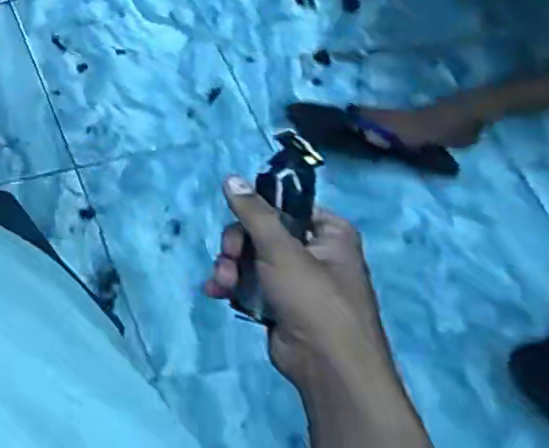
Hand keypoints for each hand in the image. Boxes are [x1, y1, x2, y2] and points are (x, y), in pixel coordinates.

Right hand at [202, 176, 394, 389]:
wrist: (329, 371)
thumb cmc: (314, 301)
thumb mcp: (281, 249)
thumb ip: (254, 211)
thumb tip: (232, 177)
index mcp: (331, 236)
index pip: (290, 205)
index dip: (262, 208)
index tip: (242, 216)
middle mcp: (316, 254)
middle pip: (260, 230)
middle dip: (236, 245)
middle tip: (229, 257)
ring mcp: (296, 280)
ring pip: (249, 255)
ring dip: (229, 266)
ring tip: (223, 282)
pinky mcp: (280, 303)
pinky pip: (248, 280)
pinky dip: (231, 283)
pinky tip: (217, 291)